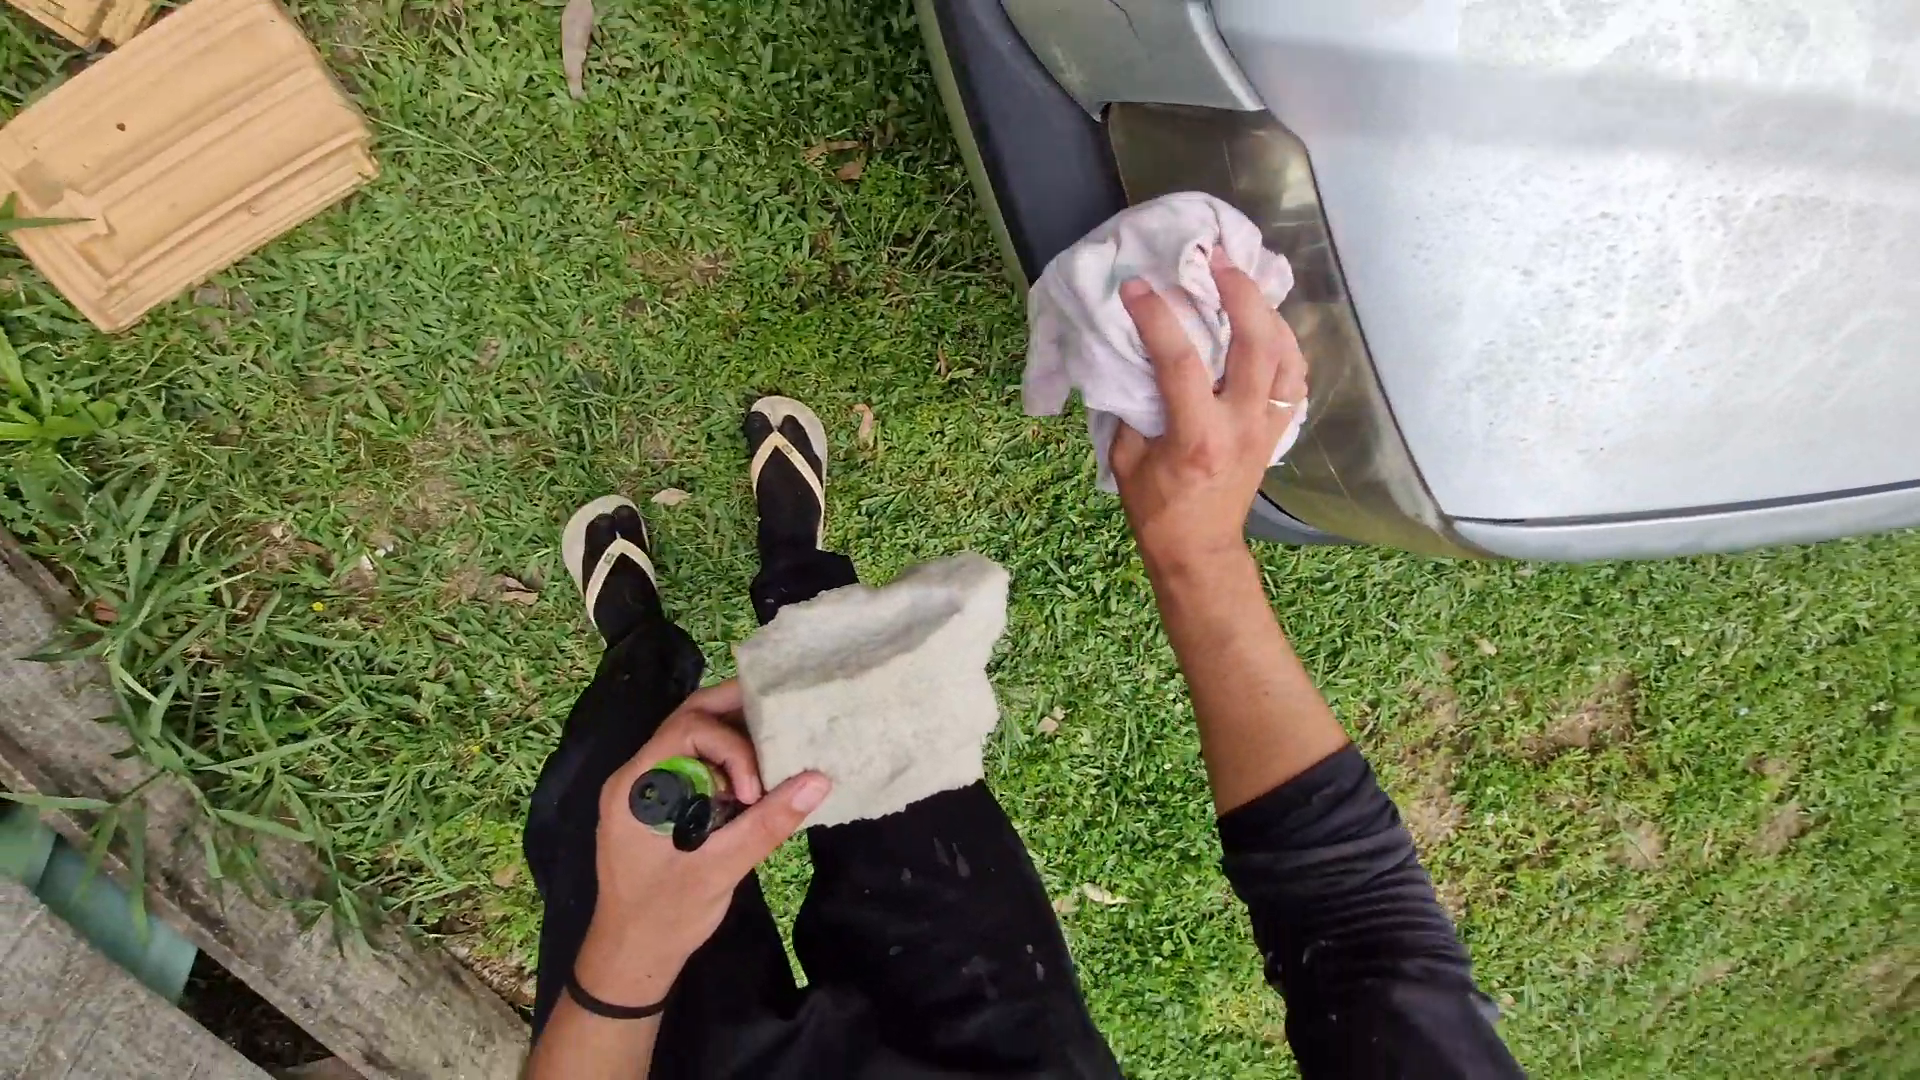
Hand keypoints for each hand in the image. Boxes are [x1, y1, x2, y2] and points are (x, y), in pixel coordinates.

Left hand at [573, 680, 830, 1005]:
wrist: (632, 960)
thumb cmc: (667, 916)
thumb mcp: (720, 870)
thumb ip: (768, 823)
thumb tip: (819, 780)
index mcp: (637, 785)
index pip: (688, 729)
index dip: (731, 747)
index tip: (754, 792)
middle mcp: (639, 775)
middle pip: (691, 717)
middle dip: (738, 713)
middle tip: (781, 723)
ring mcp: (651, 786)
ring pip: (697, 734)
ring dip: (737, 735)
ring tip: (777, 747)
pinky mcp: (667, 800)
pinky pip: (700, 759)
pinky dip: (732, 758)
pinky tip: (761, 773)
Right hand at [1111, 246, 1307, 573]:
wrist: (1199, 549)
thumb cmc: (1157, 511)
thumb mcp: (1126, 460)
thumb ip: (1130, 408)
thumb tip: (1130, 361)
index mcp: (1197, 436)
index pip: (1180, 363)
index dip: (1157, 318)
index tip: (1137, 286)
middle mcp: (1242, 425)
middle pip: (1258, 344)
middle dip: (1240, 293)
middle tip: (1219, 260)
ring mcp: (1268, 427)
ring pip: (1288, 355)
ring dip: (1269, 313)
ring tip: (1246, 284)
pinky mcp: (1277, 431)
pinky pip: (1295, 377)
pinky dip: (1285, 345)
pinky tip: (1267, 327)